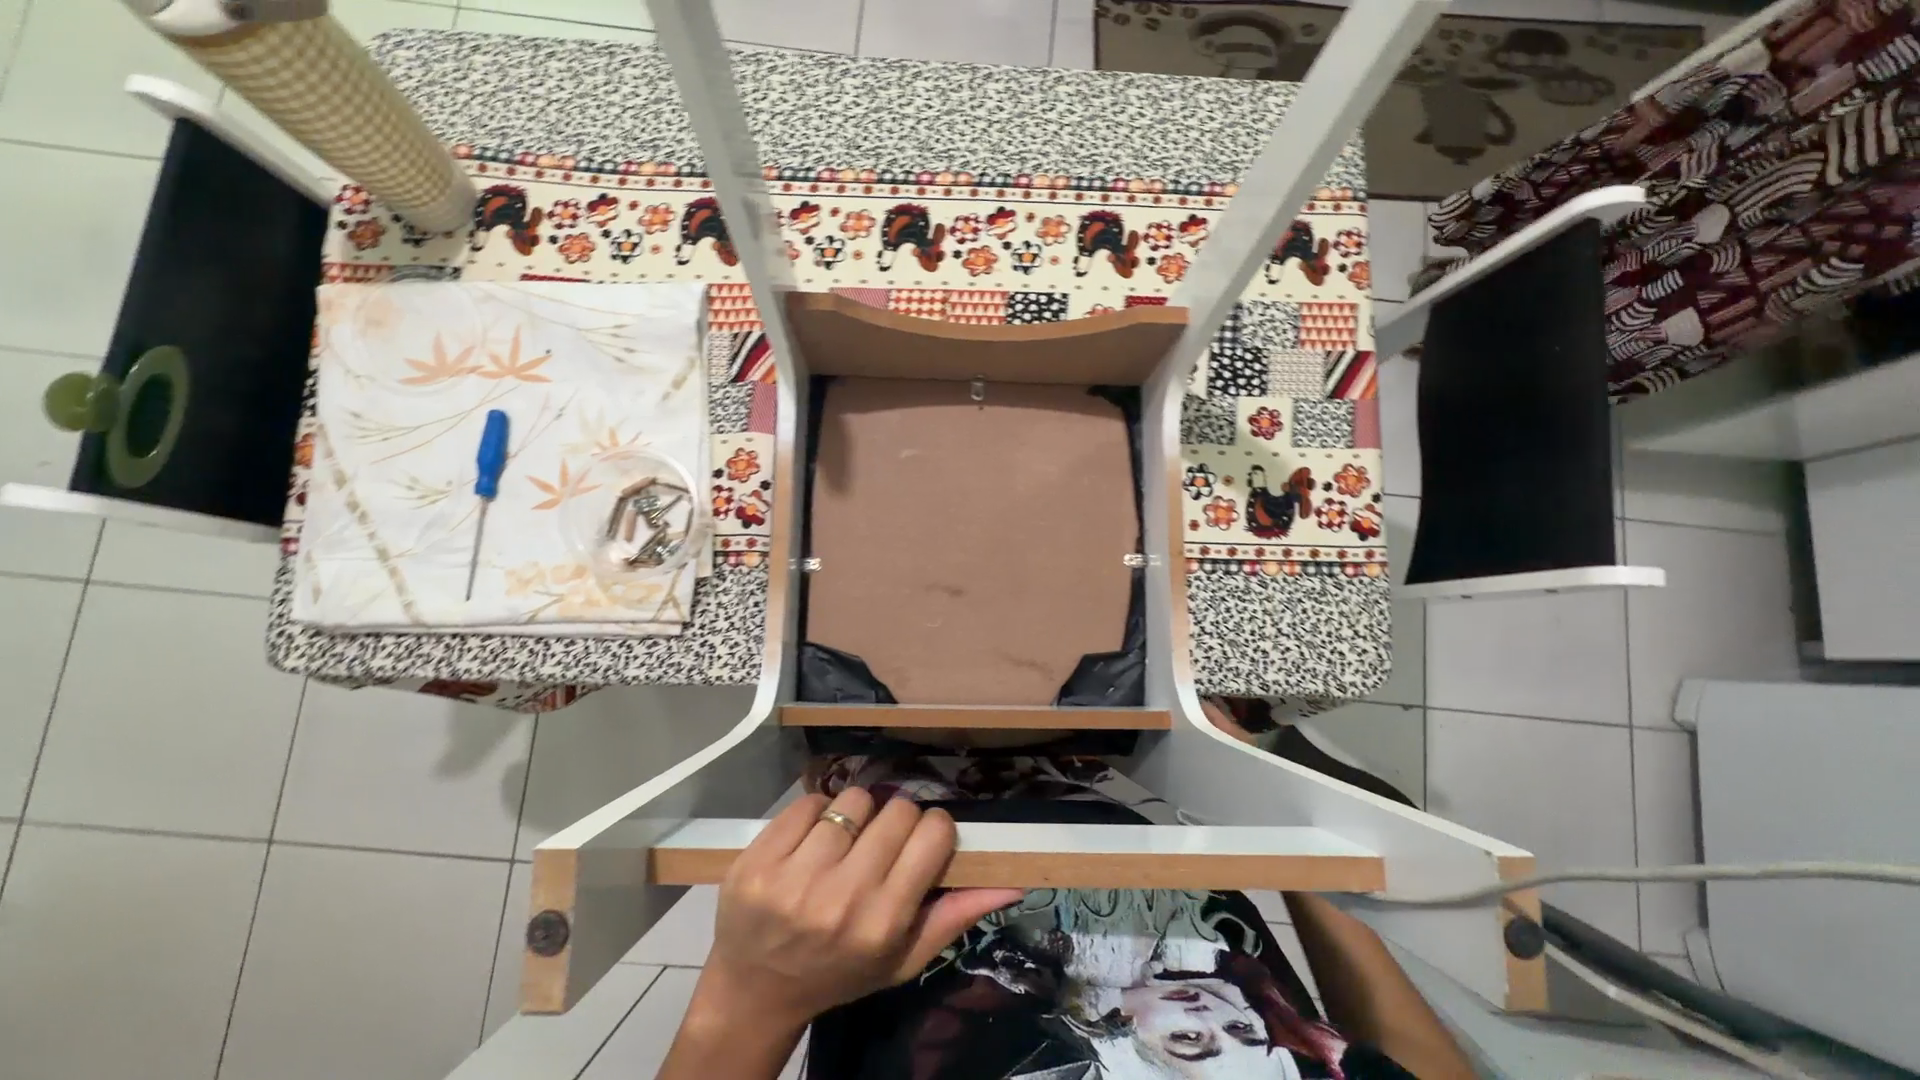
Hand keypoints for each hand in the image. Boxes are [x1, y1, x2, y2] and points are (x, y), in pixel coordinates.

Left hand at [693, 789, 1023, 1031]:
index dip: (933, 829)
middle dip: (897, 820)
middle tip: (882, 842)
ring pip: (853, 800)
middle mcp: (842, 897)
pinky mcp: (758, 860)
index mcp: (884, 921)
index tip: (922, 840)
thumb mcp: (903, 960)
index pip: (933, 833)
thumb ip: (955, 917)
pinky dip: (816, 813)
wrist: (755, 990)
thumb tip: (1012, 882)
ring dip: (856, 814)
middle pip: (896, 810)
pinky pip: (808, 802)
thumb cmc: (840, 973)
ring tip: (845, 841)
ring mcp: (794, 877)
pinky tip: (812, 841)